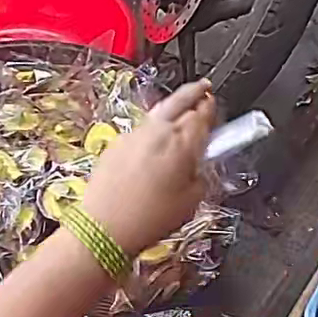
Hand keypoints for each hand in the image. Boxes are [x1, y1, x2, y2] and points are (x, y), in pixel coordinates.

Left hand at [79, 79, 214, 255]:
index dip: (211, 108)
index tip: (213, 104)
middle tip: (203, 90)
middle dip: (194, 95)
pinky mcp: (116, 143)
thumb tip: (200, 169)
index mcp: (183, 143)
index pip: (203, 115)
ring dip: (172, 106)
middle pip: (181, 102)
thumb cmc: (149, 218)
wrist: (104, 226)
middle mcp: (158, 132)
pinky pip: (140, 129)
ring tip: (180, 106)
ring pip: (158, 111)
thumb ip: (200, 177)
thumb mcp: (190, 202)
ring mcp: (134, 134)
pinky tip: (154, 138)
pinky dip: (152, 128)